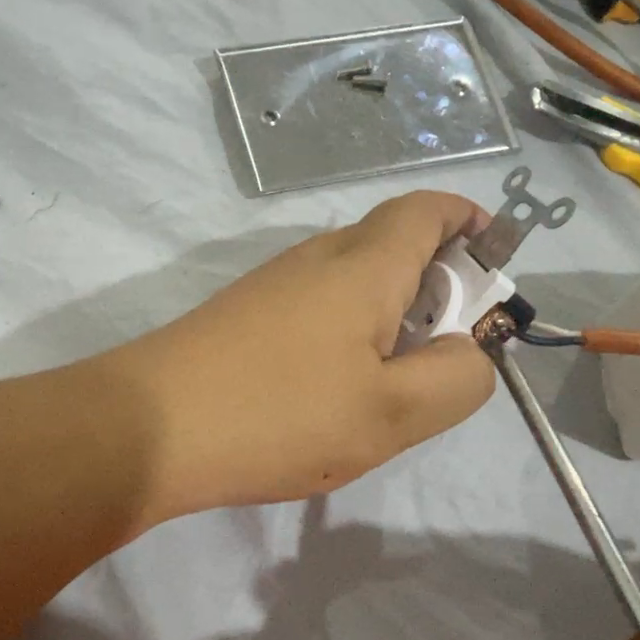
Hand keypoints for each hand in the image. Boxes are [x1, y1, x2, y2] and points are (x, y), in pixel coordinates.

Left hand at [110, 190, 496, 520]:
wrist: (145, 429)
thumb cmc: (280, 416)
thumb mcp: (392, 414)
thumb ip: (456, 381)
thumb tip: (472, 352)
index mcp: (364, 265)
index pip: (429, 210)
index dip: (471, 224)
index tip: (494, 265)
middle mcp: (315, 259)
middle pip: (392, 246)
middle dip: (435, 287)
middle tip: (444, 357)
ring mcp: (270, 287)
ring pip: (350, 285)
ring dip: (386, 321)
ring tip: (385, 391)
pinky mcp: (239, 320)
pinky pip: (312, 313)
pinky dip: (342, 339)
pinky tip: (326, 398)